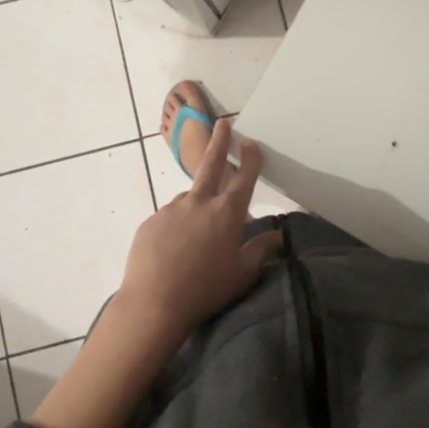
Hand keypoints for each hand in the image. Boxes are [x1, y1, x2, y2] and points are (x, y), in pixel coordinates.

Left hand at [118, 117, 283, 333]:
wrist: (153, 304)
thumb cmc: (206, 290)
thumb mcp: (242, 274)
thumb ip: (260, 250)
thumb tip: (278, 235)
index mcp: (226, 213)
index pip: (244, 178)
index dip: (250, 159)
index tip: (251, 143)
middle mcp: (198, 203)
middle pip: (211, 164)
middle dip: (219, 141)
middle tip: (224, 123)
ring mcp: (171, 210)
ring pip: (189, 199)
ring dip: (196, 206)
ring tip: (196, 238)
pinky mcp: (150, 222)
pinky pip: (169, 219)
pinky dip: (176, 227)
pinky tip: (174, 251)